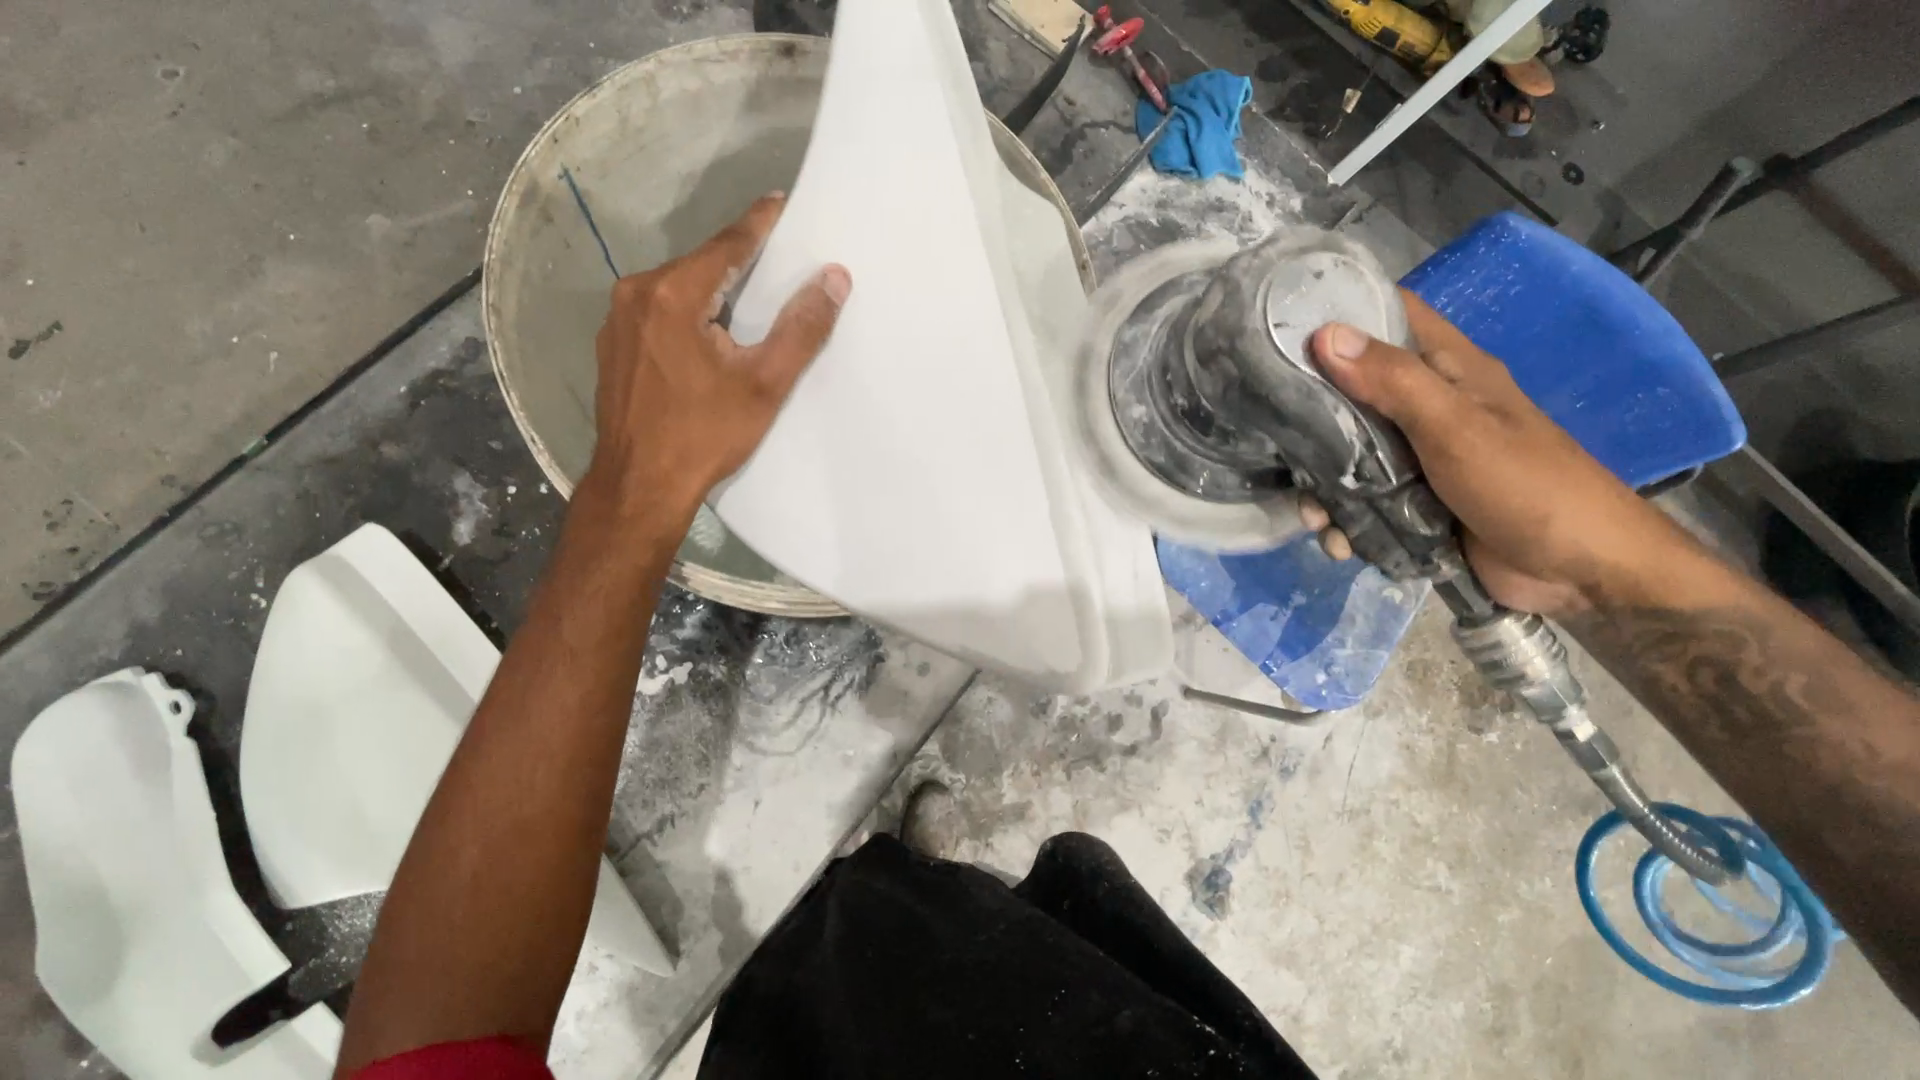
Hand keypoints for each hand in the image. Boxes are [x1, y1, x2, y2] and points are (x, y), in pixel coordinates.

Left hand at [584, 193, 850, 517]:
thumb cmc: (704, 436)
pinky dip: (690, 314)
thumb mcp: (765, 384)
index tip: (785, 203)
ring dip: (715, 291)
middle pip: (702, 265)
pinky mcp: (614, 345)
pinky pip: (660, 313)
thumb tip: (833, 278)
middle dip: (741, 262)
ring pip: (679, 289)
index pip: (728, 244)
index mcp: (673, 294)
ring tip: (753, 302)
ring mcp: (618, 320)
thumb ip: (801, 328)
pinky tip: (712, 337)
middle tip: (782, 262)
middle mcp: (637, 294)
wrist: (640, 486)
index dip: (761, 223)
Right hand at [1302, 291, 1696, 617]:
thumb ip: (1393, 382)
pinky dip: (1346, 524)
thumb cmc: (1527, 485)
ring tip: (1315, 517)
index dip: (1342, 309)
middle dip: (1313, 416)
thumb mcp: (1456, 427)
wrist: (1579, 572)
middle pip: (1354, 391)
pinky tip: (1340, 543)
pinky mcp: (1414, 506)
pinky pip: (1363, 505)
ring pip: (1350, 457)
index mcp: (1449, 371)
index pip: (1392, 316)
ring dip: (1325, 486)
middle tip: (1274, 436)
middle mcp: (1430, 408)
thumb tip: (1325, 333)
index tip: (1282, 323)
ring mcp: (1420, 460)